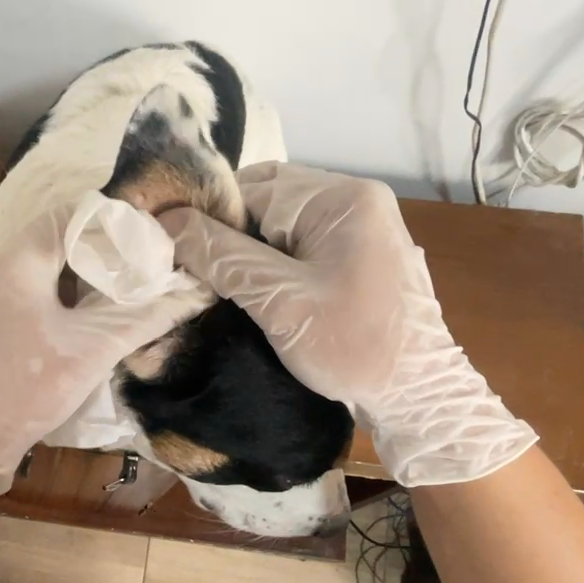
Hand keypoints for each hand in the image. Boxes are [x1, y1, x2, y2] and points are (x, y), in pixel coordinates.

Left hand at [0, 204, 208, 519]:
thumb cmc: (28, 391)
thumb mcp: (92, 351)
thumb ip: (144, 315)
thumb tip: (193, 291)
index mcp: (18, 260)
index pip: (75, 213)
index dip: (116, 223)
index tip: (148, 246)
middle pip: (56, 235)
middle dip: (101, 248)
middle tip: (138, 270)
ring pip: (39, 262)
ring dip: (78, 271)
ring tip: (116, 293)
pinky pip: (22, 286)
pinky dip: (54, 290)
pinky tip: (79, 317)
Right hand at [160, 163, 535, 486]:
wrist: (417, 393)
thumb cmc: (350, 347)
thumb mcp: (278, 302)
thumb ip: (222, 257)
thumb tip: (166, 222)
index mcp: (341, 198)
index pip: (250, 188)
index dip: (207, 219)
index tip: (175, 256)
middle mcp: (354, 199)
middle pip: (265, 201)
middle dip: (225, 235)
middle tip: (196, 276)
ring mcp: (360, 226)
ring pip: (278, 224)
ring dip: (245, 251)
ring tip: (218, 288)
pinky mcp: (357, 254)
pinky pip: (298, 243)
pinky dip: (268, 262)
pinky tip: (251, 292)